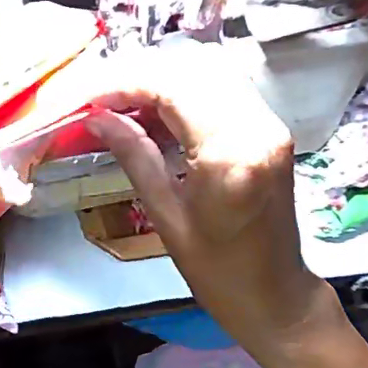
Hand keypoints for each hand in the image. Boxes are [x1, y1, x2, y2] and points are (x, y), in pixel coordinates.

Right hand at [87, 47, 339, 344]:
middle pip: (193, 71)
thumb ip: (134, 156)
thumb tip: (97, 118)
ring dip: (164, 81)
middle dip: (142, 77)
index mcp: (229, 154)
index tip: (93, 100)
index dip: (126, 85)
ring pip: (210, 75)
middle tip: (103, 100)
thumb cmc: (217, 270)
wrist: (275, 295)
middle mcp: (257, 128)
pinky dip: (186, 94)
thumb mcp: (165, 215)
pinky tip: (158, 113)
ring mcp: (270, 126)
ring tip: (124, 105)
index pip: (174, 89)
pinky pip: (224, 93)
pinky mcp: (271, 131)